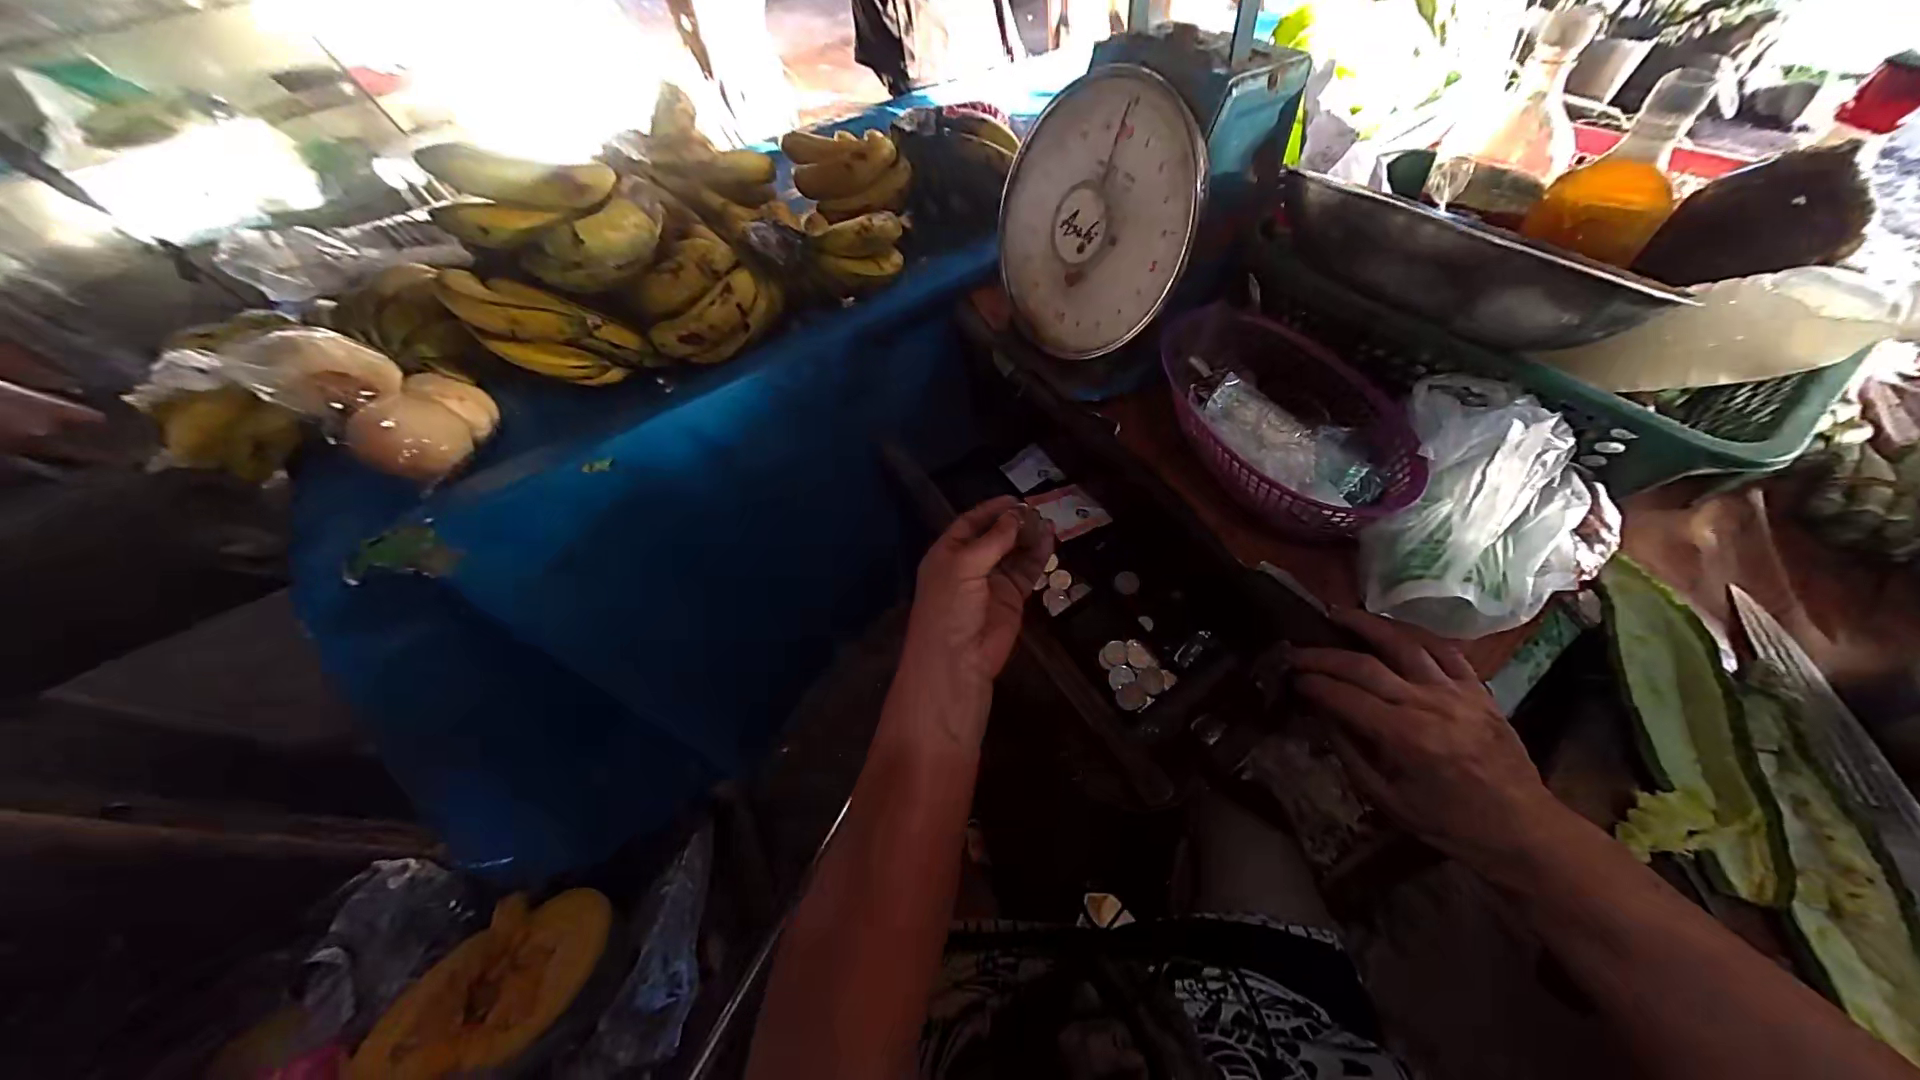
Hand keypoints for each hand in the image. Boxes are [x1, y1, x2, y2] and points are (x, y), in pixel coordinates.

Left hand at [897, 496, 1053, 734]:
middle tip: (1038, 510)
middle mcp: (969, 565)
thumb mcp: (964, 566)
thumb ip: (993, 539)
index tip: (1015, 498)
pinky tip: (1050, 540)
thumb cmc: (949, 607)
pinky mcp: (1011, 599)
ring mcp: (991, 582)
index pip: (970, 523)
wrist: (957, 660)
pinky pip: (1027, 571)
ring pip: (1014, 552)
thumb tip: (1016, 515)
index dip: (991, 510)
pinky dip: (1038, 556)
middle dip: (1014, 523)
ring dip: (1029, 537)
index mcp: (947, 553)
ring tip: (1048, 522)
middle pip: (995, 536)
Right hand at [1290, 609, 1569, 870]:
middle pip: (1364, 665)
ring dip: (1366, 624)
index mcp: (1404, 737)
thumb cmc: (1449, 823)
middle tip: (1296, 650)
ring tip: (1337, 614)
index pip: (1343, 696)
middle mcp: (1428, 705)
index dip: (1311, 683)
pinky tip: (1390, 628)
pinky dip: (1412, 634)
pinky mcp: (1477, 689)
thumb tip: (1320, 715)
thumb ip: (1349, 753)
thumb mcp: (1386, 799)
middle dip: (1322, 655)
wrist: (1524, 829)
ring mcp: (1456, 692)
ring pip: (1403, 643)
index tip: (1289, 677)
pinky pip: (1443, 649)